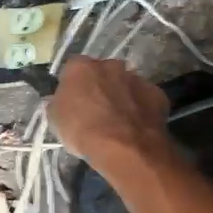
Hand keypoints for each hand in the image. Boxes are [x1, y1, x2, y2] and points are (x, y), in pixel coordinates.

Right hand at [48, 57, 174, 167]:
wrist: (123, 147)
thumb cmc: (81, 129)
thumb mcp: (54, 118)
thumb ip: (57, 102)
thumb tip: (58, 100)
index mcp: (80, 67)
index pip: (72, 68)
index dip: (71, 84)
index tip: (71, 99)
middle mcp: (110, 65)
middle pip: (102, 72)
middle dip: (99, 86)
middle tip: (94, 108)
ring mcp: (136, 78)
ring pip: (125, 84)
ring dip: (120, 95)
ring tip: (117, 120)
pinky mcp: (157, 94)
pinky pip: (144, 98)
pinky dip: (140, 107)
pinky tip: (135, 125)